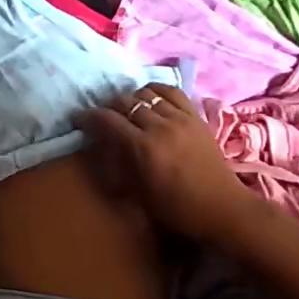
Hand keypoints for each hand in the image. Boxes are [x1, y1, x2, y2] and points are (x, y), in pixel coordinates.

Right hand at [75, 84, 260, 242]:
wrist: (220, 206)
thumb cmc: (176, 208)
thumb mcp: (139, 193)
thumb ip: (119, 165)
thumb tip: (101, 146)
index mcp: (143, 148)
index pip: (108, 120)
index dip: (88, 117)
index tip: (78, 119)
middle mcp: (160, 126)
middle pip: (125, 102)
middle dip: (108, 106)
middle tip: (101, 116)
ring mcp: (180, 118)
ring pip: (147, 93)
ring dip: (131, 98)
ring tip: (126, 108)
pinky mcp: (195, 116)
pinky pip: (172, 92)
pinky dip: (156, 91)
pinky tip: (151, 98)